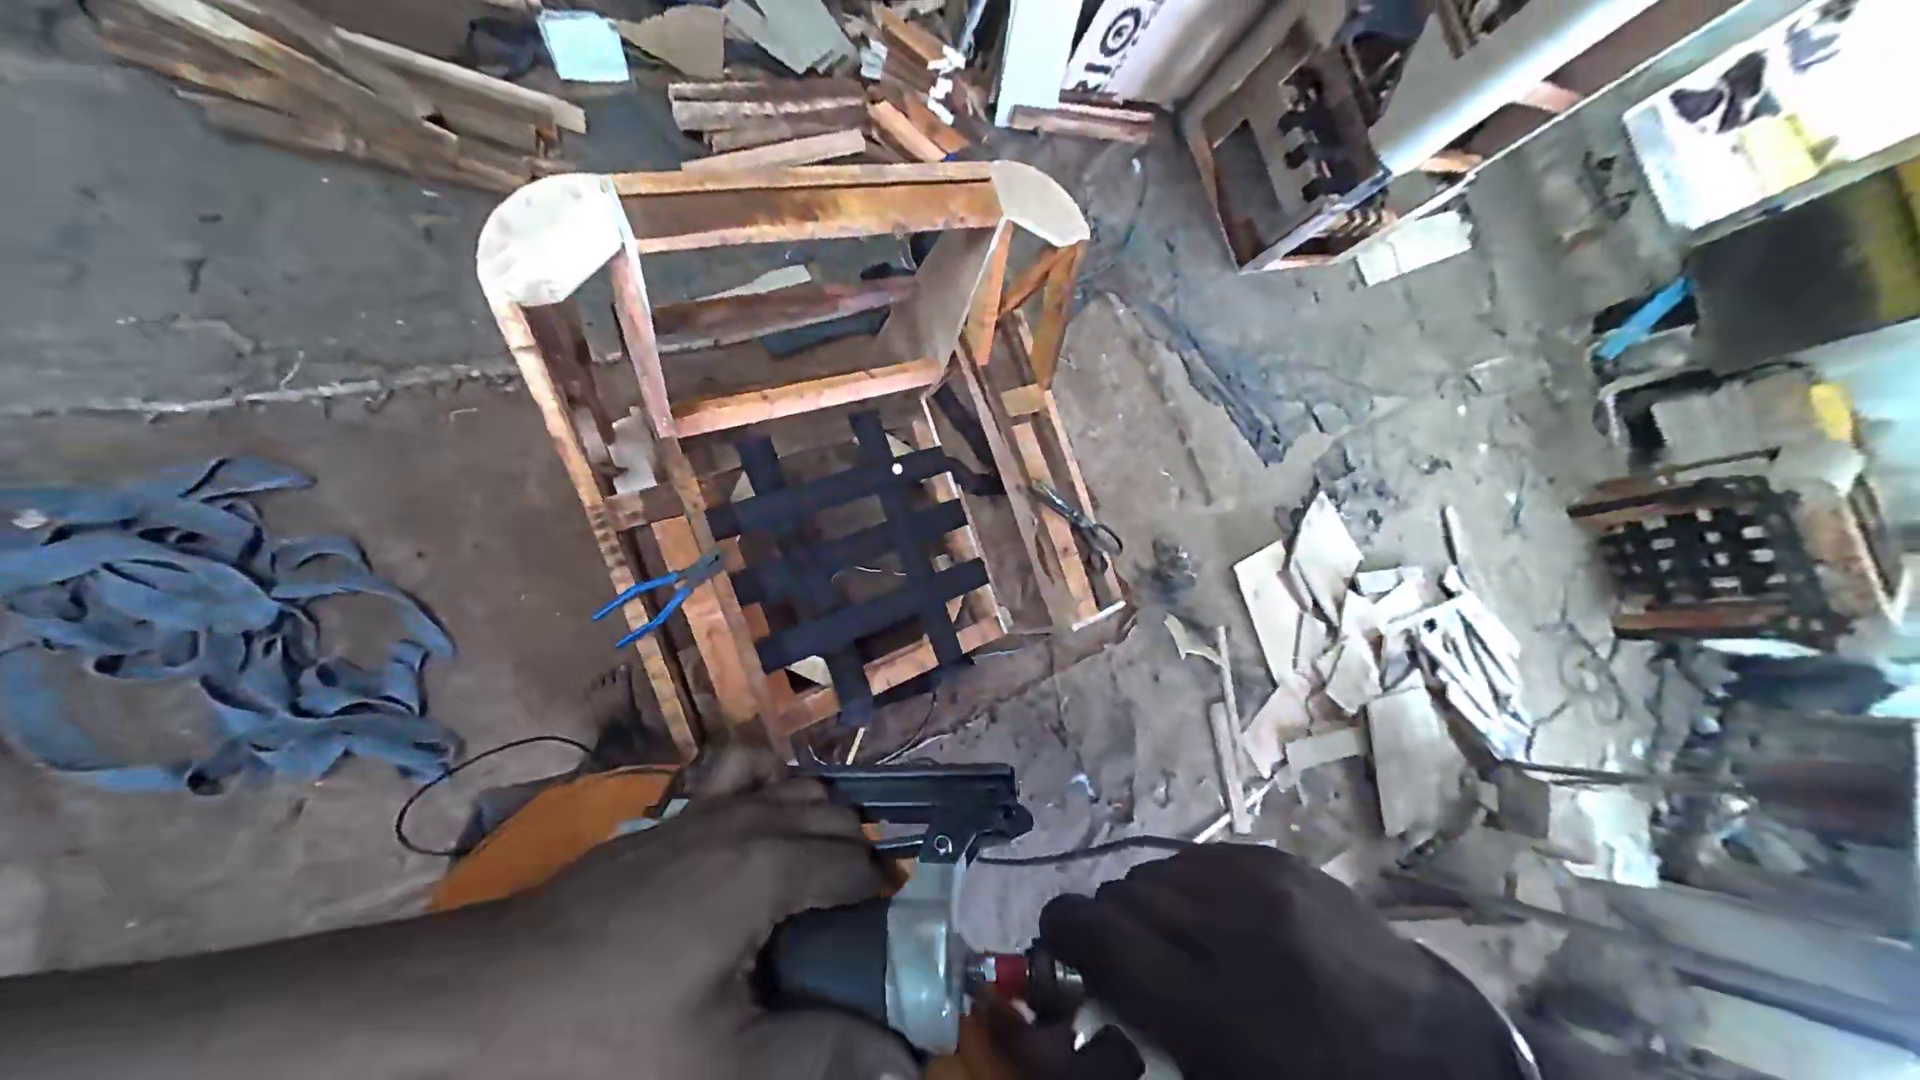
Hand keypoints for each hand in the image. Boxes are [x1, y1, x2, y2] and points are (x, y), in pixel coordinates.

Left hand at [491, 744, 915, 1079]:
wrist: (484, 995)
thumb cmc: (605, 1037)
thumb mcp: (721, 1067)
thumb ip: (820, 1052)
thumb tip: (901, 1061)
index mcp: (770, 867)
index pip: (858, 867)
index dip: (878, 906)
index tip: (875, 948)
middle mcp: (750, 818)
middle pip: (837, 818)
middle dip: (857, 861)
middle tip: (847, 927)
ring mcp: (708, 806)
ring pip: (797, 788)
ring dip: (822, 823)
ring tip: (813, 883)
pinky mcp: (676, 811)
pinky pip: (743, 770)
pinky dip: (771, 784)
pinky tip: (761, 824)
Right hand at [1028, 844, 1519, 1079]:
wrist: (1443, 1065)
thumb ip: (1110, 1064)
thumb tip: (1037, 1021)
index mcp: (1210, 1008)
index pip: (1089, 928)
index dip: (1064, 938)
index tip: (1072, 961)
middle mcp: (1227, 924)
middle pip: (1117, 896)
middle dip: (1112, 933)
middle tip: (1141, 974)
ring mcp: (1256, 879)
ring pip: (1152, 873)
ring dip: (1151, 911)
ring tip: (1190, 953)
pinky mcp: (1276, 858)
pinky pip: (1195, 860)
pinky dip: (1190, 892)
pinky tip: (1224, 929)